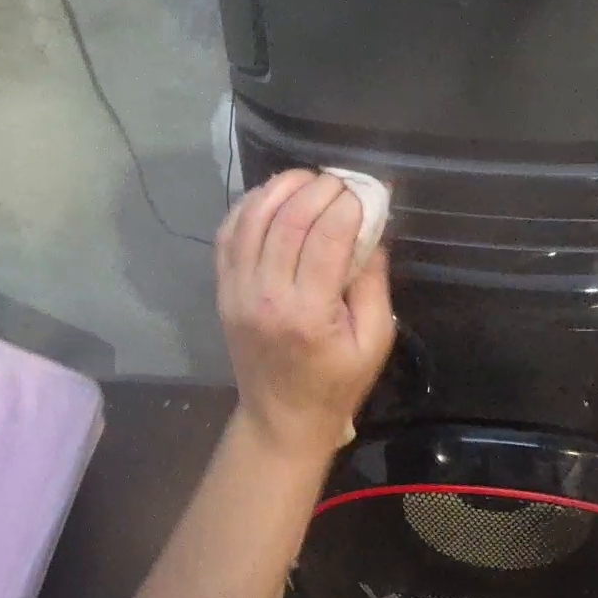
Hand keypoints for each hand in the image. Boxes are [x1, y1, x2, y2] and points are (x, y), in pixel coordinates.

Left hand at [215, 169, 396, 458]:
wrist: (280, 419)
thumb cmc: (336, 383)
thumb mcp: (375, 340)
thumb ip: (374, 283)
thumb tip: (370, 228)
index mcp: (308, 314)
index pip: (326, 238)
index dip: (348, 205)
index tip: (366, 192)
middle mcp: (266, 296)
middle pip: (288, 220)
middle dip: (318, 188)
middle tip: (341, 181)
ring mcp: (237, 290)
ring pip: (252, 218)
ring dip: (281, 187)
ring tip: (309, 178)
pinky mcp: (222, 288)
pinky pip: (228, 233)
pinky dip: (249, 205)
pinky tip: (273, 195)